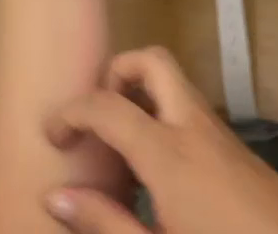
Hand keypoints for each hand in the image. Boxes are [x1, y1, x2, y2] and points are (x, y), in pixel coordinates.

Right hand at [43, 47, 277, 233]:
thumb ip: (105, 222)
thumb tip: (56, 195)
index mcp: (168, 153)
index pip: (108, 105)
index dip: (71, 112)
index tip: (52, 136)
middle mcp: (190, 123)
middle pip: (152, 60)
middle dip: (115, 72)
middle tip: (93, 117)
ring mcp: (212, 124)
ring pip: (170, 77)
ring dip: (137, 89)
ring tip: (111, 137)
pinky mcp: (225, 136)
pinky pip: (182, 101)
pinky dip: (155, 107)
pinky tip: (144, 157)